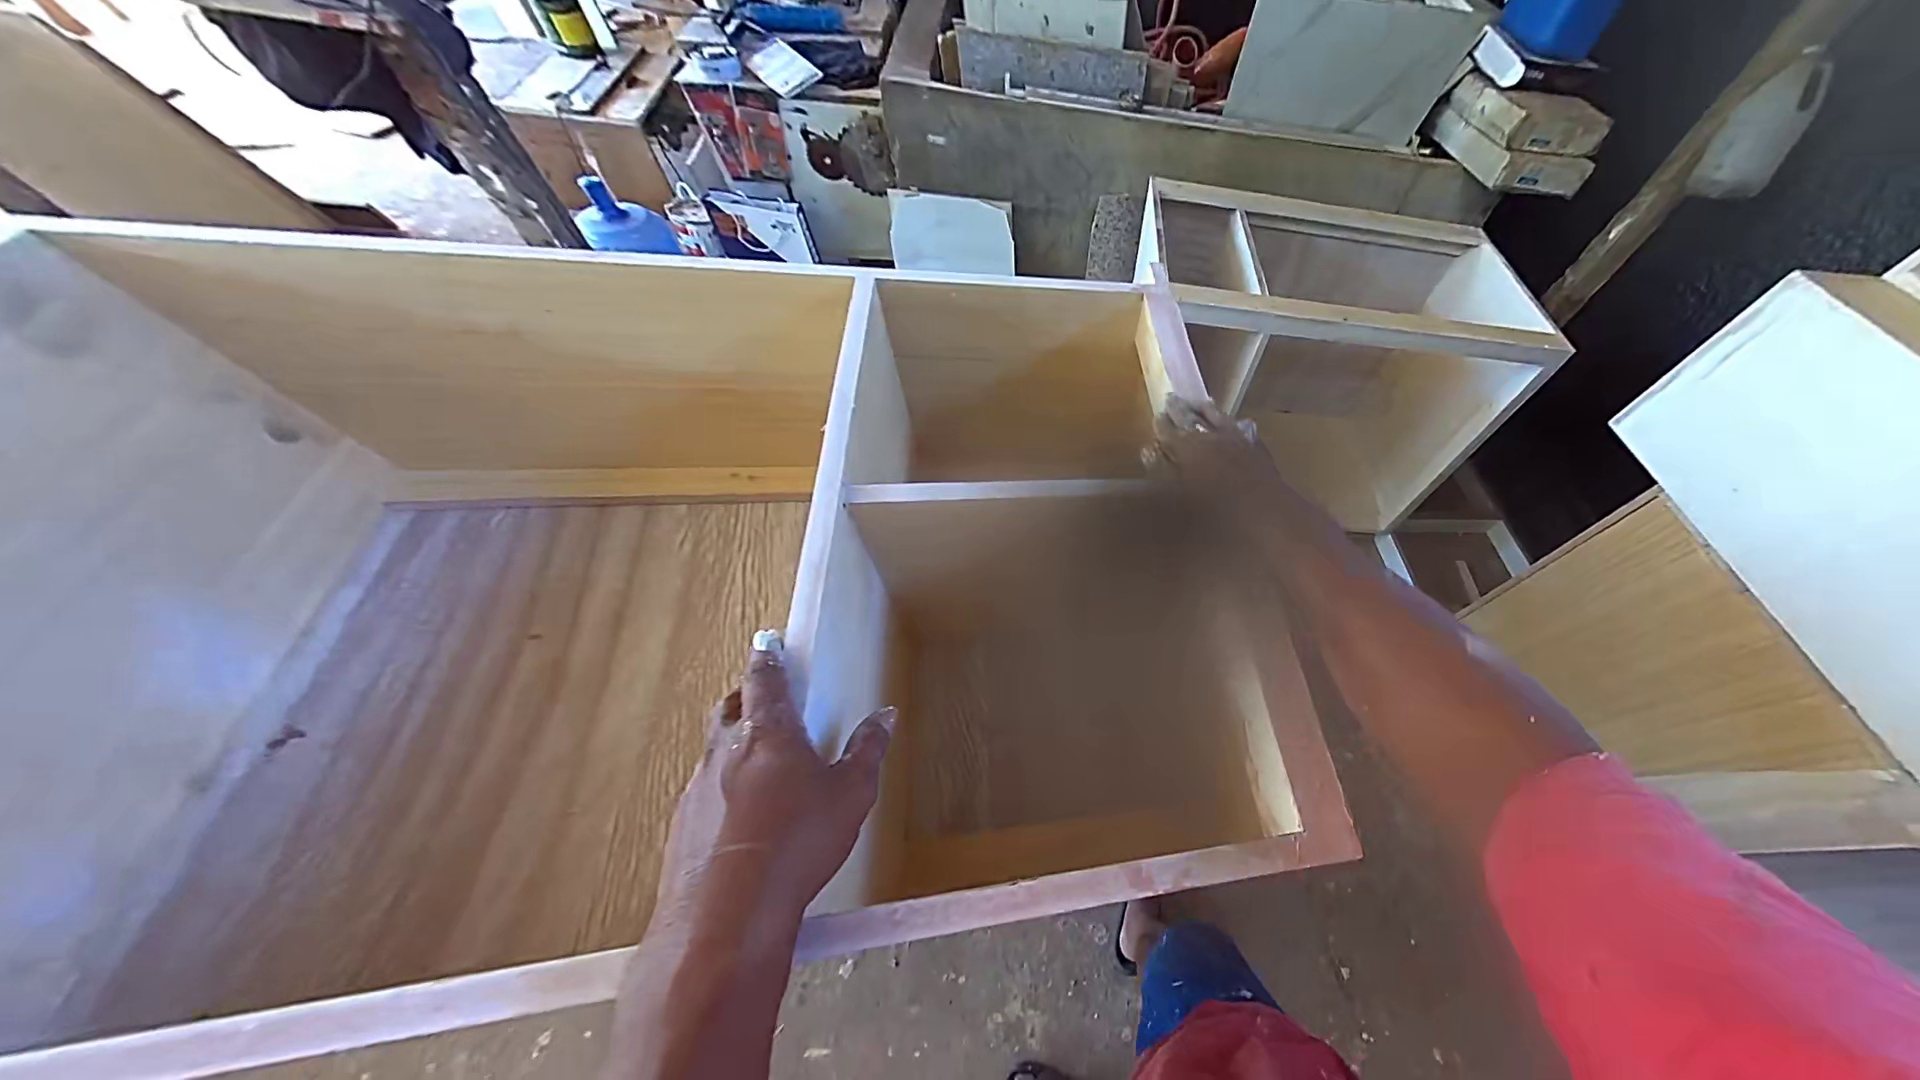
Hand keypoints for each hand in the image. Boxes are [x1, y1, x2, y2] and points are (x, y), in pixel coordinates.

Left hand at [651, 632, 894, 940]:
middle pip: (729, 706)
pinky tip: (739, 814)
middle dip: (743, 694)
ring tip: (754, 757)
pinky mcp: (683, 824)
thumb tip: (884, 716)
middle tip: (757, 691)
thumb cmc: (797, 840)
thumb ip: (867, 750)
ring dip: (731, 742)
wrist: (728, 914)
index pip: (764, 680)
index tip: (766, 640)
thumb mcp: (851, 793)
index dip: (767, 657)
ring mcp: (698, 788)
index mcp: (768, 732)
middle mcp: (726, 751)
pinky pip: (704, 790)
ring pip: (713, 749)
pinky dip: (721, 787)